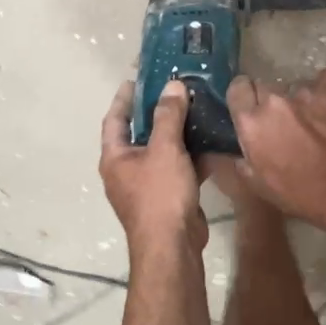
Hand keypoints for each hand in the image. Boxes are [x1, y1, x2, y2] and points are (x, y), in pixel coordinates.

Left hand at [100, 81, 205, 255]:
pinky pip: (179, 169)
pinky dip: (192, 156)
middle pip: (140, 134)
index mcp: (115, 157)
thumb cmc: (160, 194)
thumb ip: (168, 116)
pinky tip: (211, 142)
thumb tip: (172, 85)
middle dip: (157, 113)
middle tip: (175, 91)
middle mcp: (127, 170)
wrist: (172, 245)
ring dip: (178, 134)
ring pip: (163, 152)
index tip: (136, 79)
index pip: (115, 120)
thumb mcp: (165, 149)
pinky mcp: (169, 197)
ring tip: (197, 110)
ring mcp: (148, 185)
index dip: (124, 98)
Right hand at [225, 57, 325, 225]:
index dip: (243, 96)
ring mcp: (304, 95)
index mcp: (250, 122)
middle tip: (280, 121)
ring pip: (294, 86)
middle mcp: (273, 101)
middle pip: (265, 86)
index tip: (249, 107)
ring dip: (298, 99)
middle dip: (269, 100)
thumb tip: (233, 154)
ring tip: (310, 117)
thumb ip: (241, 162)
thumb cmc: (298, 194)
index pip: (237, 88)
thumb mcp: (257, 186)